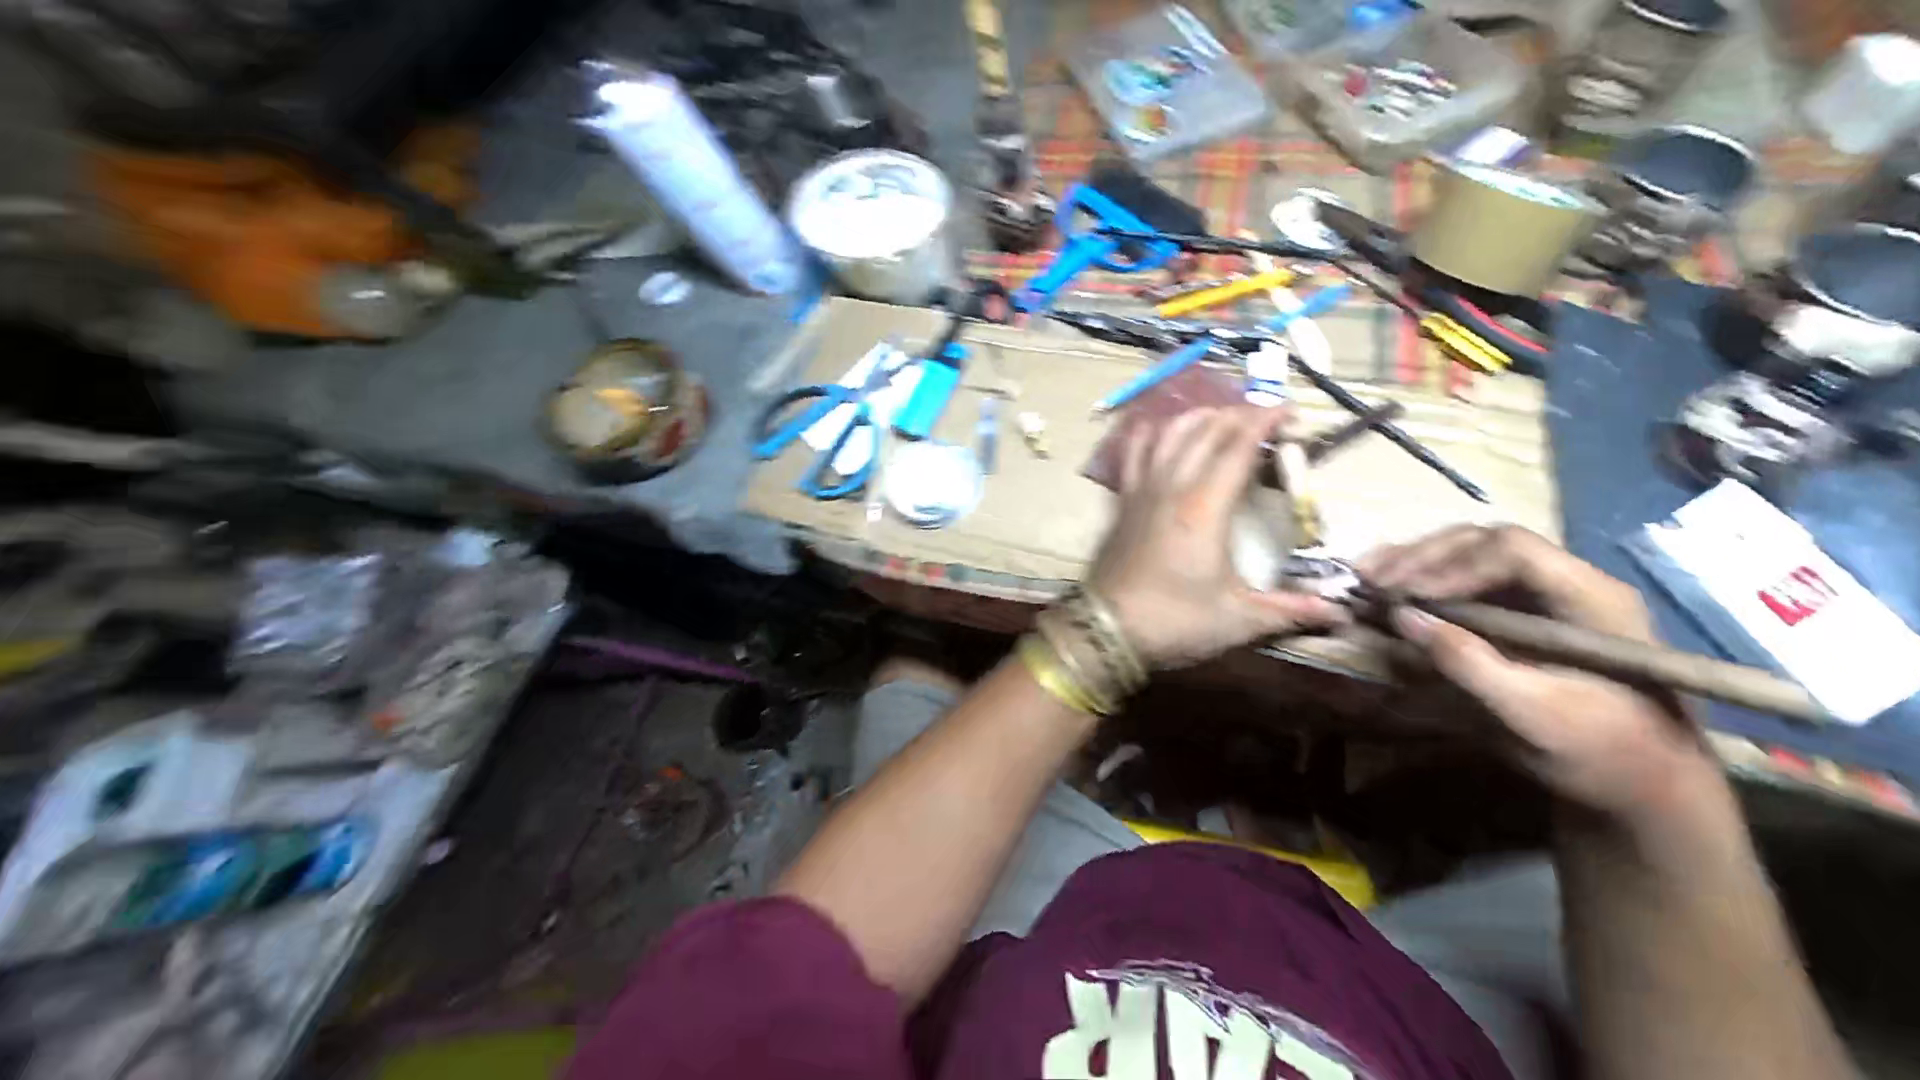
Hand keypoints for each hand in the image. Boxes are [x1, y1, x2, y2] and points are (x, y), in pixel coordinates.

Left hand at [1088, 405, 1346, 668]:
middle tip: (1265, 419)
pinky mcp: (1120, 500)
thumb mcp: (1238, 619)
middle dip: (1239, 414)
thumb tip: (1340, 613)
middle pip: (1206, 429)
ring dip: (1199, 417)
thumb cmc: (1174, 622)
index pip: (1239, 445)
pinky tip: (1162, 432)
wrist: (1105, 630)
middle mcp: (1171, 485)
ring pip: (1169, 432)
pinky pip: (1132, 452)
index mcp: (1204, 506)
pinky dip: (1150, 433)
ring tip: (1222, 420)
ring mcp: (1140, 489)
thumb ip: (1289, 609)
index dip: (1266, 421)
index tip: (1290, 411)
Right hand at [1357, 525, 1719, 822]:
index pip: (1512, 551)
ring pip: (1470, 552)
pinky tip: (1389, 585)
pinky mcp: (1520, 609)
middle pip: (1484, 542)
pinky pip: (1466, 576)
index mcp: (1591, 597)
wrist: (1645, 783)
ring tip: (1367, 577)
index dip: (1453, 565)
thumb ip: (1468, 664)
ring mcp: (1542, 593)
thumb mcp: (1533, 716)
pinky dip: (1422, 577)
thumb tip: (1402, 617)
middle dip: (1423, 557)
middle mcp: (1567, 580)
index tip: (1406, 593)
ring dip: (1415, 561)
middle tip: (1370, 579)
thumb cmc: (1600, 751)